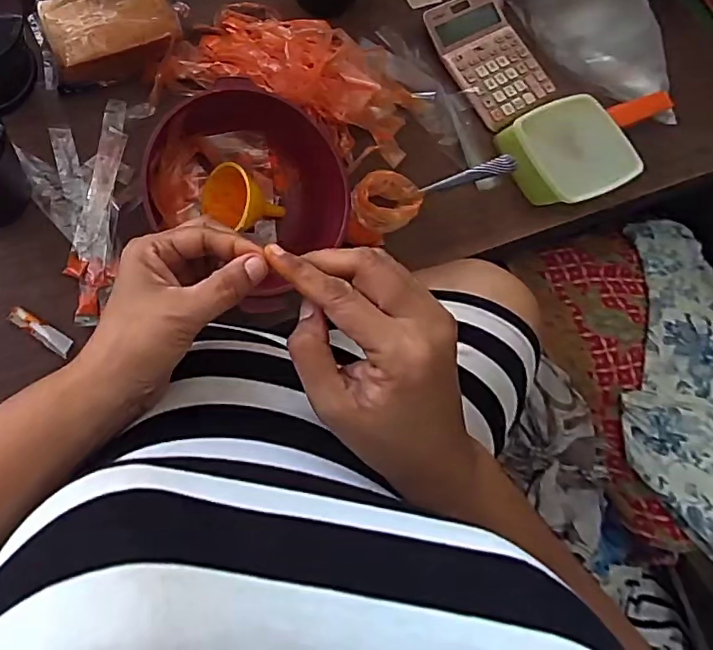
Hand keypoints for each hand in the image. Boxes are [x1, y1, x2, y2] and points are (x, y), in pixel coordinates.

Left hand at [76, 224, 267, 414]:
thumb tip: (258, 264)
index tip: (264, 258)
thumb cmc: (135, 345)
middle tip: (267, 264)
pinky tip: (246, 290)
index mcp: (150, 249)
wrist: (111, 388)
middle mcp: (157, 259)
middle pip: (204, 243)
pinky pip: (207, 285)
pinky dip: (226, 286)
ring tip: (263, 276)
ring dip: (232, 268)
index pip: (200, 233)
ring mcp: (167, 281)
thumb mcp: (183, 312)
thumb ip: (223, 287)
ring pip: (207, 264)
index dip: (234, 243)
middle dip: (234, 251)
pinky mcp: (176, 304)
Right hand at [264, 244, 482, 510]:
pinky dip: (360, 270)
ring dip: (341, 261)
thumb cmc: (384, 440)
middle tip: (291, 266)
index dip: (303, 271)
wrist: (440, 457)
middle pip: (368, 264)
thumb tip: (305, 303)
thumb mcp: (331, 405)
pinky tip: (338, 284)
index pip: (342, 295)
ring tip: (310, 274)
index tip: (272, 255)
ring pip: (381, 262)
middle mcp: (426, 324)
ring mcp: (437, 314)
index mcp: (401, 352)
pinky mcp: (436, 311)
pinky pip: (392, 273)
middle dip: (324, 258)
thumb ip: (309, 350)